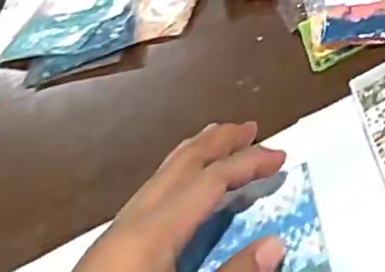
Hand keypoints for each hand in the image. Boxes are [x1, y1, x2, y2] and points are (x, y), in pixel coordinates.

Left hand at [74, 122, 287, 271]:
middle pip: (182, 165)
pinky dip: (175, 176)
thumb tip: (275, 243)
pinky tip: (180, 190)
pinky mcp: (103, 257)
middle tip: (251, 127)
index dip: (249, 163)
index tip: (281, 156)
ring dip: (195, 154)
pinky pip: (149, 194)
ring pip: (160, 176)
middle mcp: (132, 224)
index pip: (211, 180)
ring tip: (218, 139)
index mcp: (152, 233)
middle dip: (218, 142)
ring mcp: (112, 239)